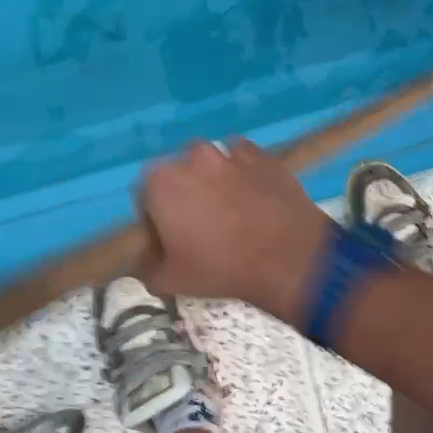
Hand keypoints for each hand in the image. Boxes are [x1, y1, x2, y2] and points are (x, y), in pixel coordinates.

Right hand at [133, 138, 332, 323]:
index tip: (169, 236)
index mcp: (162, 181)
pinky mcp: (264, 155)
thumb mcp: (169, 280)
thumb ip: (145, 267)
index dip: (154, 216)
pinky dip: (244, 173)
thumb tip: (145, 260)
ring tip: (230, 211)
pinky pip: (245, 160)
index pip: (145, 194)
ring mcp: (232, 151)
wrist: (288, 255)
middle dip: (185, 193)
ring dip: (214, 180)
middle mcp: (194, 156)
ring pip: (213, 164)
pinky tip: (254, 197)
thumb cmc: (221, 267)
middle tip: (200, 223)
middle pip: (179, 173)